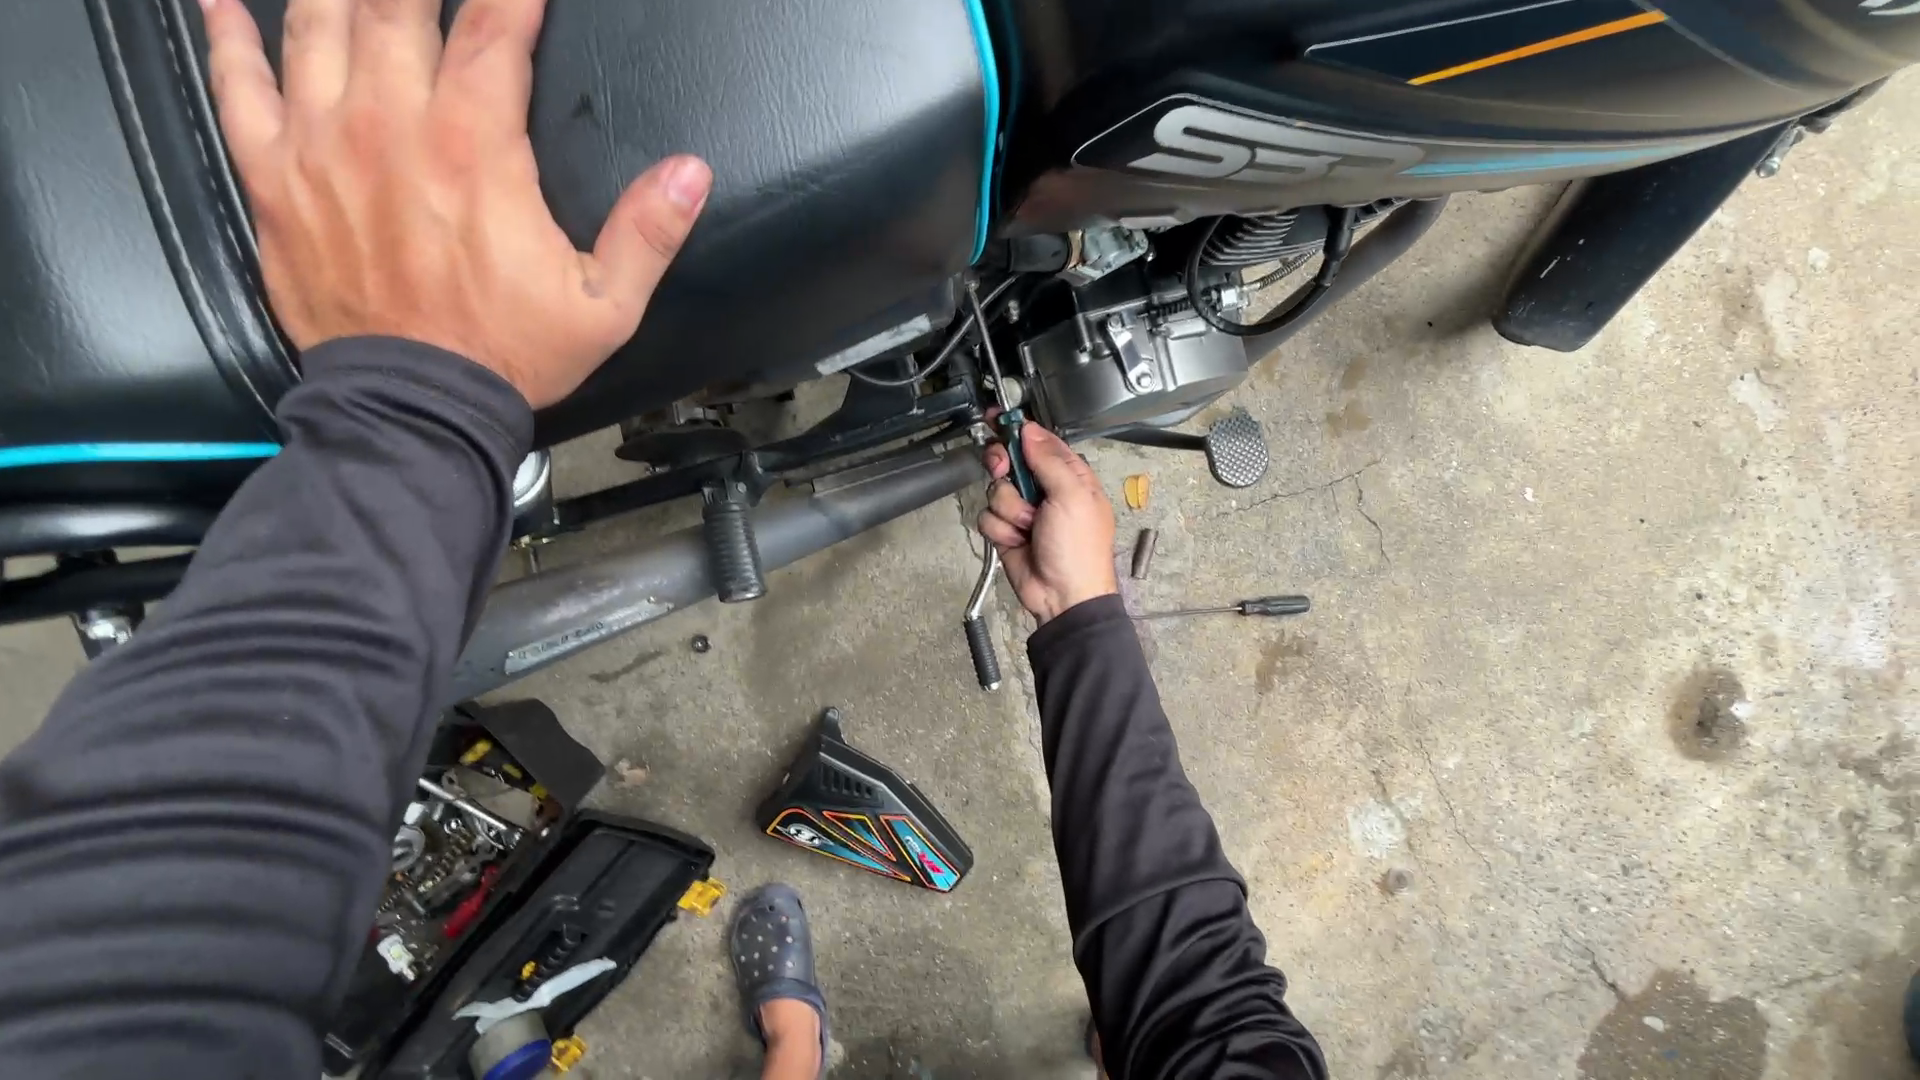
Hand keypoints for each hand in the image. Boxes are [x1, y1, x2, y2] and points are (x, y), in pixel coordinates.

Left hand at [200, 0, 711, 407]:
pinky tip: (225, 5)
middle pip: (394, 7)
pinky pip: (237, 85)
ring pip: (317, 24)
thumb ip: (648, 233)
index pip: (492, 34)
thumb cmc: (516, 352)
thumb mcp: (608, 305)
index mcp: (476, 152)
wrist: (420, 405)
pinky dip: (228, 37)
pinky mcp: (275, 179)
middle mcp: (390, 127)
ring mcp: (321, 146)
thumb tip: (691, 171)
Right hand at [977, 424, 1117, 624]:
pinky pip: (987, 517)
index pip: (1038, 440)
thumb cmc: (1079, 548)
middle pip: (1008, 461)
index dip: (1016, 428)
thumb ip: (1049, 460)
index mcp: (1068, 475)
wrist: (1064, 596)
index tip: (996, 418)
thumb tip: (1029, 431)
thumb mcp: (1072, 495)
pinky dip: (1000, 530)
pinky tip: (1018, 542)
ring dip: (1009, 510)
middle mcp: (1044, 489)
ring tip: (1029, 527)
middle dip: (1003, 468)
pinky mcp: (1006, 531)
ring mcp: (1024, 511)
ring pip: (995, 490)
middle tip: (1003, 472)